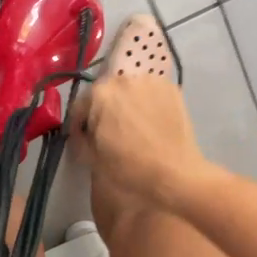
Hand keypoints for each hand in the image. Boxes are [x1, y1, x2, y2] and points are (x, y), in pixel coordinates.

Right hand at [72, 74, 208, 206]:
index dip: (80, 124)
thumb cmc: (129, 171)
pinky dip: (147, 103)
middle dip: (104, 110)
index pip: (80, 105)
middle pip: (106, 93)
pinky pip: (151, 92)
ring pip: (130, 90)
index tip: (85, 138)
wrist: (175, 177)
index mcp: (100, 94)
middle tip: (109, 133)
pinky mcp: (173, 88)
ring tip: (133, 128)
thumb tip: (83, 132)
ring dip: (127, 104)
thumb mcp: (92, 159)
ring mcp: (151, 81)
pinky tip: (151, 123)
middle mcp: (124, 79)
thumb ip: (81, 139)